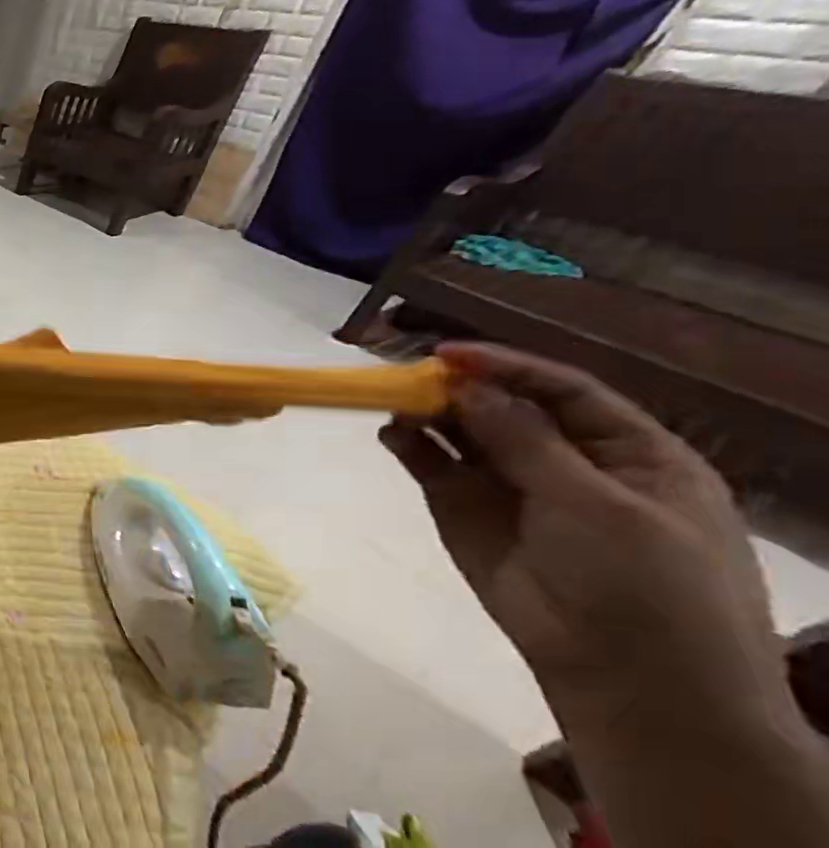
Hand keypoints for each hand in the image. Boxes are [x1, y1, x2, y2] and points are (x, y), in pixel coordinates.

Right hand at [380, 343, 784, 721]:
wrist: (627, 680)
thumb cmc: (643, 585)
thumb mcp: (596, 504)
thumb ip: (525, 441)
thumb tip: (465, 387)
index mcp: (630, 454)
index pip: (563, 390)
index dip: (507, 367)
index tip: (449, 355)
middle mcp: (567, 462)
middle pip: (505, 407)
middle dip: (459, 389)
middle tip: (408, 376)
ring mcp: (512, 487)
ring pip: (463, 433)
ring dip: (430, 414)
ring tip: (394, 401)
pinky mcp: (466, 512)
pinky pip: (434, 467)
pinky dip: (410, 446)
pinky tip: (391, 432)